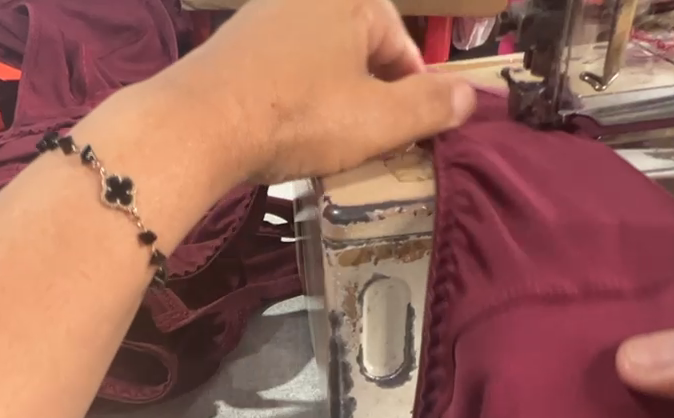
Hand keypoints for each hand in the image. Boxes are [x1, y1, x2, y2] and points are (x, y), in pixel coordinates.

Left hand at [148, 0, 475, 184]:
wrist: (202, 123)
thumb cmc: (299, 115)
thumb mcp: (378, 120)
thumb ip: (429, 108)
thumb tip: (471, 97)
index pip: (400, 46)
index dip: (410, 96)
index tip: (407, 136)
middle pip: (358, 52)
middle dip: (367, 97)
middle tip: (365, 145)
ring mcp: (264, 16)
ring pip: (317, 63)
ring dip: (328, 101)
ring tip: (325, 143)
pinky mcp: (232, 46)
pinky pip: (279, 73)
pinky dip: (290, 100)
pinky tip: (284, 131)